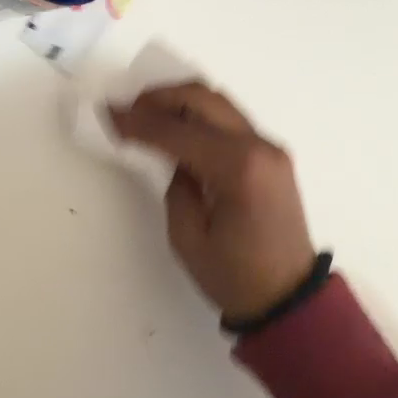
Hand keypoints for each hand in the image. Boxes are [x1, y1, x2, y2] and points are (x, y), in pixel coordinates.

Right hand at [110, 83, 316, 323]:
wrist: (290, 300)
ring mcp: (269, 146)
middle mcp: (258, 146)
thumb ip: (175, 183)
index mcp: (238, 168)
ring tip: (146, 114)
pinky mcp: (271, 154)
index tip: (108, 114)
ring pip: (217, 102)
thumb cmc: (235, 276)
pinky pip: (229, 120)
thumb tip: (172, 155)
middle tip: (126, 109)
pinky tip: (176, 128)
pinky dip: (199, 115)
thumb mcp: (187, 235)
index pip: (177, 131)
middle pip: (201, 98)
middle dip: (158, 98)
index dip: (138, 121)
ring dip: (178, 101)